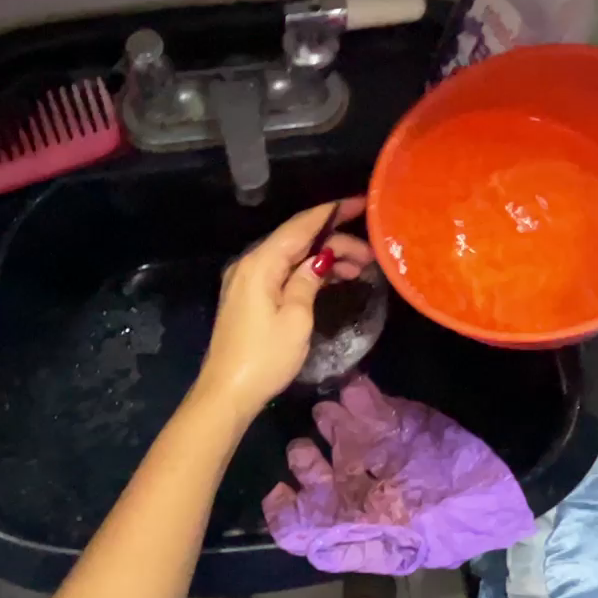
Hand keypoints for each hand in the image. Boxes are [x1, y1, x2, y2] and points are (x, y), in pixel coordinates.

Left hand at [193, 198, 373, 416]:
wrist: (227, 393)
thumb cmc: (265, 357)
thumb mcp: (296, 319)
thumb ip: (308, 281)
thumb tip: (320, 258)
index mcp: (260, 264)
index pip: (300, 226)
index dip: (332, 212)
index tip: (362, 204)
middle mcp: (249, 265)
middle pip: (296, 240)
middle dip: (334, 241)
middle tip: (370, 254)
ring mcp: (246, 282)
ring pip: (290, 257)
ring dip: (323, 259)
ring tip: (359, 269)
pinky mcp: (248, 299)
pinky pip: (281, 273)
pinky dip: (306, 272)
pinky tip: (331, 279)